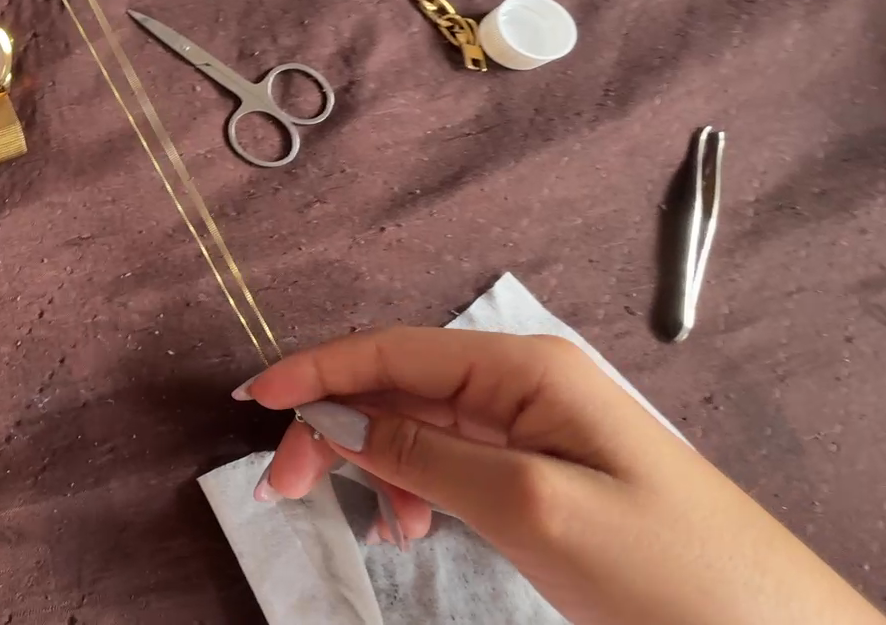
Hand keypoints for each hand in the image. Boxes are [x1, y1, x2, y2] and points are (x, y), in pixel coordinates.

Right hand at [241, 329, 881, 624]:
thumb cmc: (670, 574)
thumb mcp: (529, 506)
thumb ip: (418, 449)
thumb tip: (330, 414)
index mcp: (520, 367)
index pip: (387, 349)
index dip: (313, 369)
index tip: (252, 398)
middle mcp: (517, 382)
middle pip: (392, 385)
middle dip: (333, 427)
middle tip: (284, 484)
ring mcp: (528, 425)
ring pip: (412, 423)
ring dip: (371, 461)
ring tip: (370, 521)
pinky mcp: (537, 469)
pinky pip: (445, 459)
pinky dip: (410, 485)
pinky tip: (410, 522)